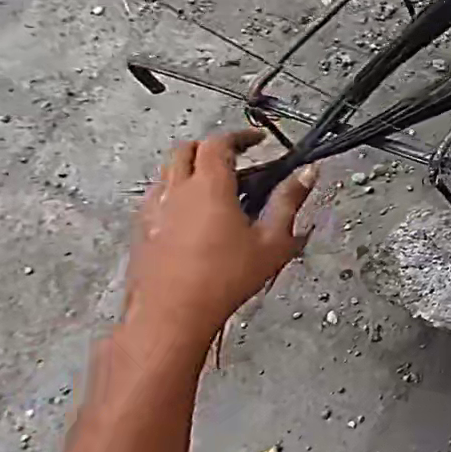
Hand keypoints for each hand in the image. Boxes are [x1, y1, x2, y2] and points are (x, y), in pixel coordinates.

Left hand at [122, 129, 317, 350]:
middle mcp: (175, 193)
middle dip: (213, 146)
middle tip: (240, 157)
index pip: (218, 144)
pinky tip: (202, 215)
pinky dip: (180, 191)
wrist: (171, 315)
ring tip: (225, 187)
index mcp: (209, 188)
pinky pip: (159, 196)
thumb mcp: (273, 240)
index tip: (258, 139)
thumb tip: (307, 174)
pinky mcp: (143, 231)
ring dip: (195, 168)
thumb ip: (289, 201)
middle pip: (186, 150)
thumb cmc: (225, 279)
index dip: (240, 136)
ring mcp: (153, 211)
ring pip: (169, 172)